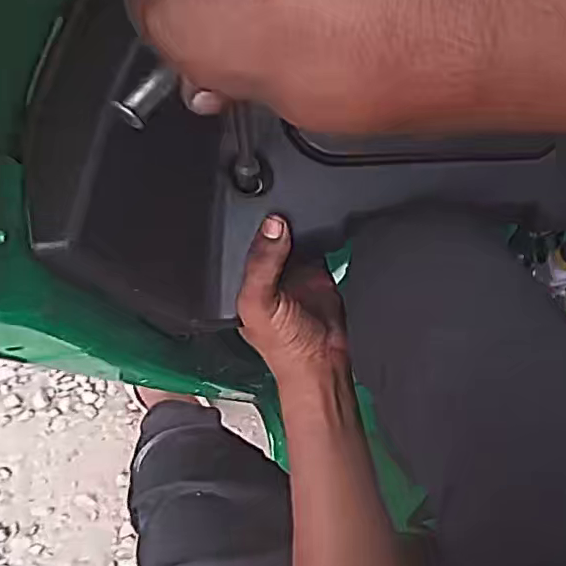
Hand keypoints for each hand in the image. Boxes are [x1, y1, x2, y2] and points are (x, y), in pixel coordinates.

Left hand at [236, 214, 348, 380]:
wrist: (323, 362)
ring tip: (305, 209)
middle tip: (286, 202)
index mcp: (242, 279)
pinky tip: (323, 227)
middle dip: (277, 219)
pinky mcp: (320, 271)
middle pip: (270, 234)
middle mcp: (268, 273)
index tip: (263, 205)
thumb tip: (272, 227)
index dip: (249, 221)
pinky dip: (324, 235)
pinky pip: (321, 244)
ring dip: (301, 224)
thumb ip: (262, 265)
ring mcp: (294, 271)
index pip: (241, 239)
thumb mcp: (259, 304)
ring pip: (295, 236)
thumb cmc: (284, 347)